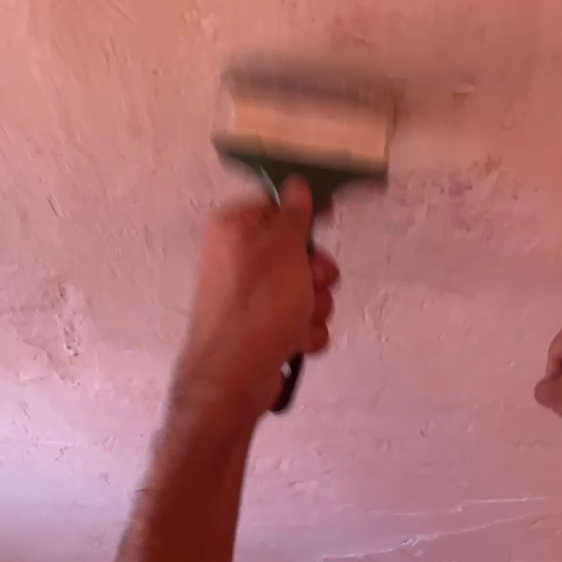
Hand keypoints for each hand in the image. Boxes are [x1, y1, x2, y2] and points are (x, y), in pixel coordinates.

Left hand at [175, 178, 338, 414]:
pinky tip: (296, 341)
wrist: (235, 377)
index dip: (305, 214)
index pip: (276, 205)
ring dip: (315, 306)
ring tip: (301, 320)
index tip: (327, 218)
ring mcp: (250, 297)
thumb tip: (296, 184)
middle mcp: (238, 259)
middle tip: (313, 283)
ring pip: (305, 289)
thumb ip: (294, 213)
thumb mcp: (283, 248)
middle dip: (315, 273)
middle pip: (297, 251)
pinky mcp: (262, 328)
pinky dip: (304, 331)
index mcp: (233, 229)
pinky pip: (299, 319)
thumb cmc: (257, 307)